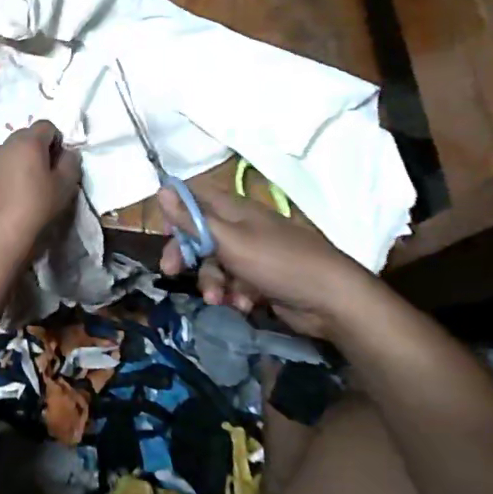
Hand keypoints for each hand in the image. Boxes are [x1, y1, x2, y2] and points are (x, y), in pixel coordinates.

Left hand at [0, 121, 82, 257]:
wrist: (0, 233)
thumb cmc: (37, 205)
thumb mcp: (66, 185)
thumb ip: (71, 162)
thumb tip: (68, 152)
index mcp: (29, 142)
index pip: (46, 125)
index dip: (57, 139)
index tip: (60, 161)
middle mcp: (7, 144)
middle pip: (28, 135)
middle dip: (40, 147)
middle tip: (48, 171)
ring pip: (13, 150)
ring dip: (24, 159)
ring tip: (30, 184)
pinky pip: (1, 164)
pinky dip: (10, 171)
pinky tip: (14, 193)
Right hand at [158, 185, 383, 338]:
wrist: (331, 299)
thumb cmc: (277, 262)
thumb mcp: (229, 241)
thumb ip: (194, 219)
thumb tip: (161, 187)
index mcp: (235, 208)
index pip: (196, 197)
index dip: (177, 211)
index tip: (164, 231)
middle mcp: (242, 227)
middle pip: (200, 234)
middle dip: (187, 255)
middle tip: (172, 273)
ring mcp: (253, 254)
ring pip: (216, 264)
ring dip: (212, 282)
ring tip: (219, 299)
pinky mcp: (262, 279)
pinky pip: (235, 283)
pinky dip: (235, 295)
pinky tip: (244, 306)